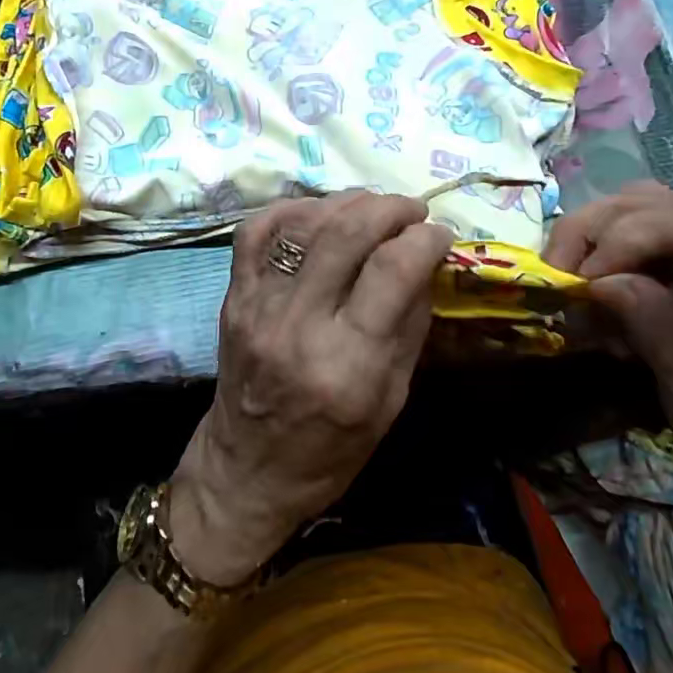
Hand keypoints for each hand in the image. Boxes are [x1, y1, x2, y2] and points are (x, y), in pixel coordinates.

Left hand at [167, 191, 453, 585]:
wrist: (247, 470)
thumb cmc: (330, 451)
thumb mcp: (391, 402)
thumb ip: (410, 326)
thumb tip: (425, 262)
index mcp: (349, 365)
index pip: (392, 270)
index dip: (425, 239)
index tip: (440, 234)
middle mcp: (300, 326)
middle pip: (346, 234)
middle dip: (390, 208)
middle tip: (412, 211)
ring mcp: (257, 307)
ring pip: (302, 225)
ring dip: (346, 202)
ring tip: (372, 205)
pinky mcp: (232, 298)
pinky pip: (254, 232)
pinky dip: (290, 210)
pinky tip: (318, 212)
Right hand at [545, 182, 672, 505]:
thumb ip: (656, 332)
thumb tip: (598, 280)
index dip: (629, 236)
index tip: (585, 277)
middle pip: (670, 204)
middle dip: (601, 228)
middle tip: (561, 272)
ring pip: (659, 207)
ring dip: (604, 232)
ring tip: (577, 277)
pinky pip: (656, 233)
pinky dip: (616, 251)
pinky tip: (604, 292)